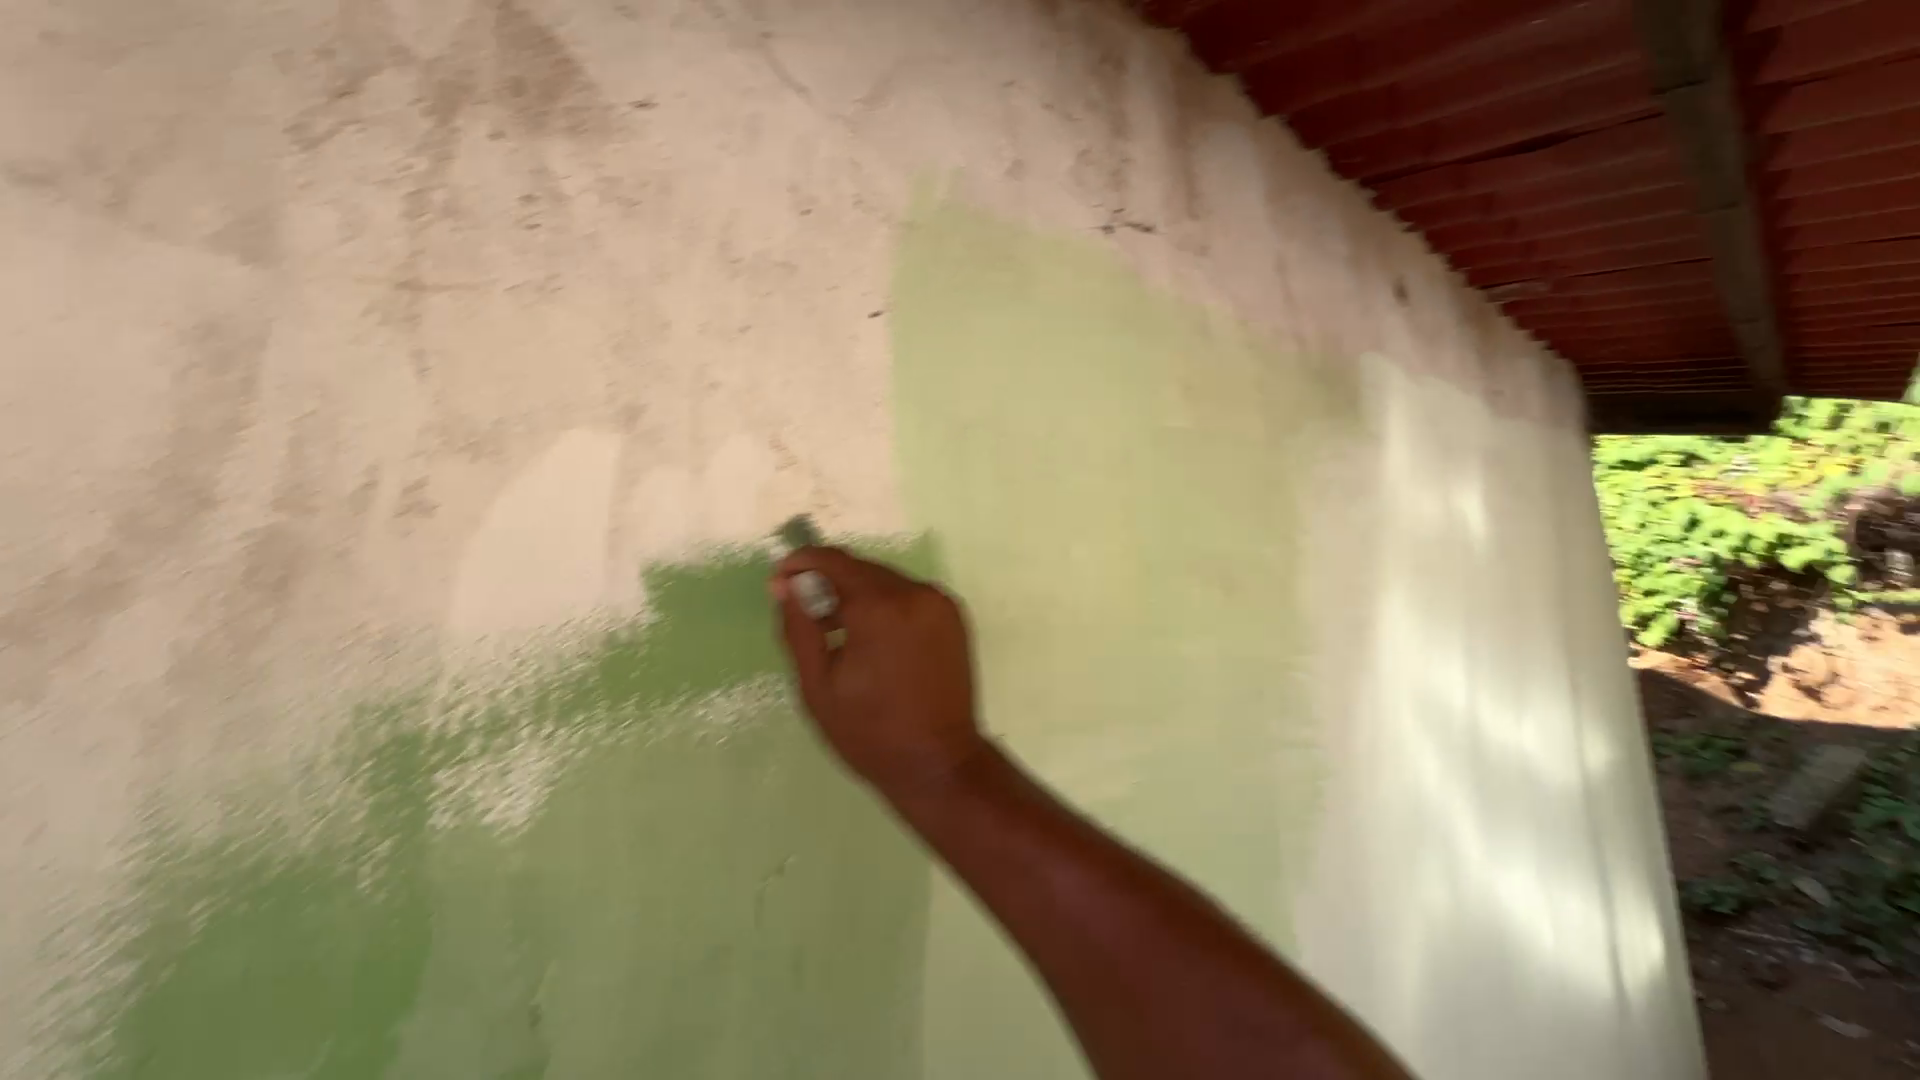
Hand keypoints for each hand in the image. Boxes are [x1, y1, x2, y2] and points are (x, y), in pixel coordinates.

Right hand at [771, 547, 989, 797]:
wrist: (939, 763)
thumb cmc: (870, 732)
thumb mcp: (818, 685)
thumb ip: (799, 627)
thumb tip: (785, 585)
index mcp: (879, 608)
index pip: (834, 561)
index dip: (801, 564)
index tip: (780, 583)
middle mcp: (915, 594)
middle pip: (861, 569)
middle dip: (828, 582)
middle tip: (805, 615)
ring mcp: (940, 604)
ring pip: (886, 581)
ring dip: (857, 595)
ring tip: (836, 633)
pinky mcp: (954, 617)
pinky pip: (909, 597)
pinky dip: (886, 606)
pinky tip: (871, 640)